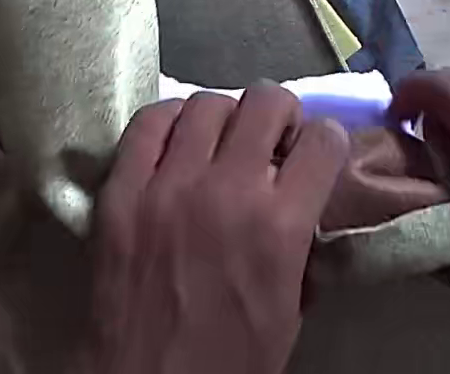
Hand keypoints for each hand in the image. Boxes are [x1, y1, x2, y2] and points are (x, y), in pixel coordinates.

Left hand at [88, 85, 351, 373]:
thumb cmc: (227, 365)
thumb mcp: (288, 313)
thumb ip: (301, 245)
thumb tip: (304, 194)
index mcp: (278, 228)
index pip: (322, 143)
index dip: (326, 140)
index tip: (317, 146)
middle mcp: (227, 191)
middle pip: (265, 102)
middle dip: (279, 110)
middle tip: (272, 131)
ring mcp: (169, 184)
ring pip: (207, 103)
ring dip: (226, 114)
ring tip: (222, 135)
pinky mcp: (123, 188)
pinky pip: (150, 121)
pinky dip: (170, 118)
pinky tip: (178, 135)